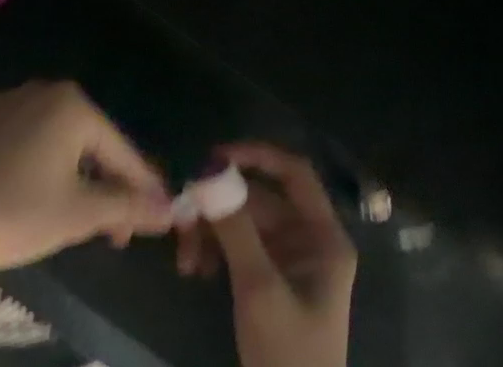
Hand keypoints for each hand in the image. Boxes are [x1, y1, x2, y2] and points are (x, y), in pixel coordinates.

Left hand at [0, 81, 174, 284]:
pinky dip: (42, 163)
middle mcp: (41, 91)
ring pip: (58, 139)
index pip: (122, 151)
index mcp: (71, 105)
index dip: (143, 189)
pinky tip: (39, 195)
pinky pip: (26, 138)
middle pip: (90, 141)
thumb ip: (129, 206)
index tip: (158, 222)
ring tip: (82, 218)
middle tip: (116, 232)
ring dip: (77, 176)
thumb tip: (168, 209)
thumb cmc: (15, 215)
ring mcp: (6, 101)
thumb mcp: (80, 215)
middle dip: (108, 185)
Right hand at [176, 143, 356, 366]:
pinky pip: (235, 244)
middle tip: (180, 218)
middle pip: (258, 198)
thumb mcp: (259, 288)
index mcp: (323, 237)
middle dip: (217, 206)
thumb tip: (208, 173)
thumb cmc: (288, 353)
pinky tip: (193, 270)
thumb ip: (236, 228)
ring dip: (208, 231)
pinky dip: (212, 250)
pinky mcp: (266, 276)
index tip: (212, 156)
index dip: (256, 155)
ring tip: (184, 260)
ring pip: (240, 221)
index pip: (294, 173)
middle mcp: (307, 239)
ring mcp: (287, 258)